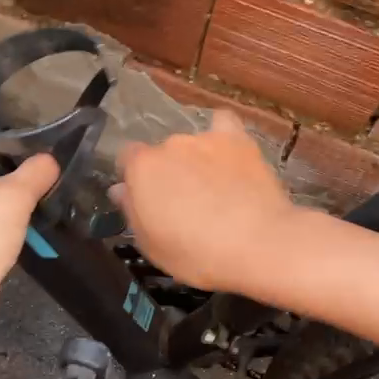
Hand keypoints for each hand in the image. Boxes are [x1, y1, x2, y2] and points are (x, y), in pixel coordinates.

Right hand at [113, 111, 303, 291]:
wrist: (257, 243)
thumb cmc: (196, 253)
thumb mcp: (151, 245)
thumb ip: (132, 211)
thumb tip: (121, 189)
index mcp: (142, 168)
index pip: (127, 159)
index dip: (135, 180)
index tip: (148, 203)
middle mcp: (170, 145)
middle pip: (161, 153)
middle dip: (168, 173)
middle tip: (184, 204)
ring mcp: (206, 138)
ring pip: (192, 144)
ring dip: (195, 160)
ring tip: (214, 187)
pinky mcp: (238, 139)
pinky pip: (224, 124)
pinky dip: (222, 135)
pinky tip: (229, 153)